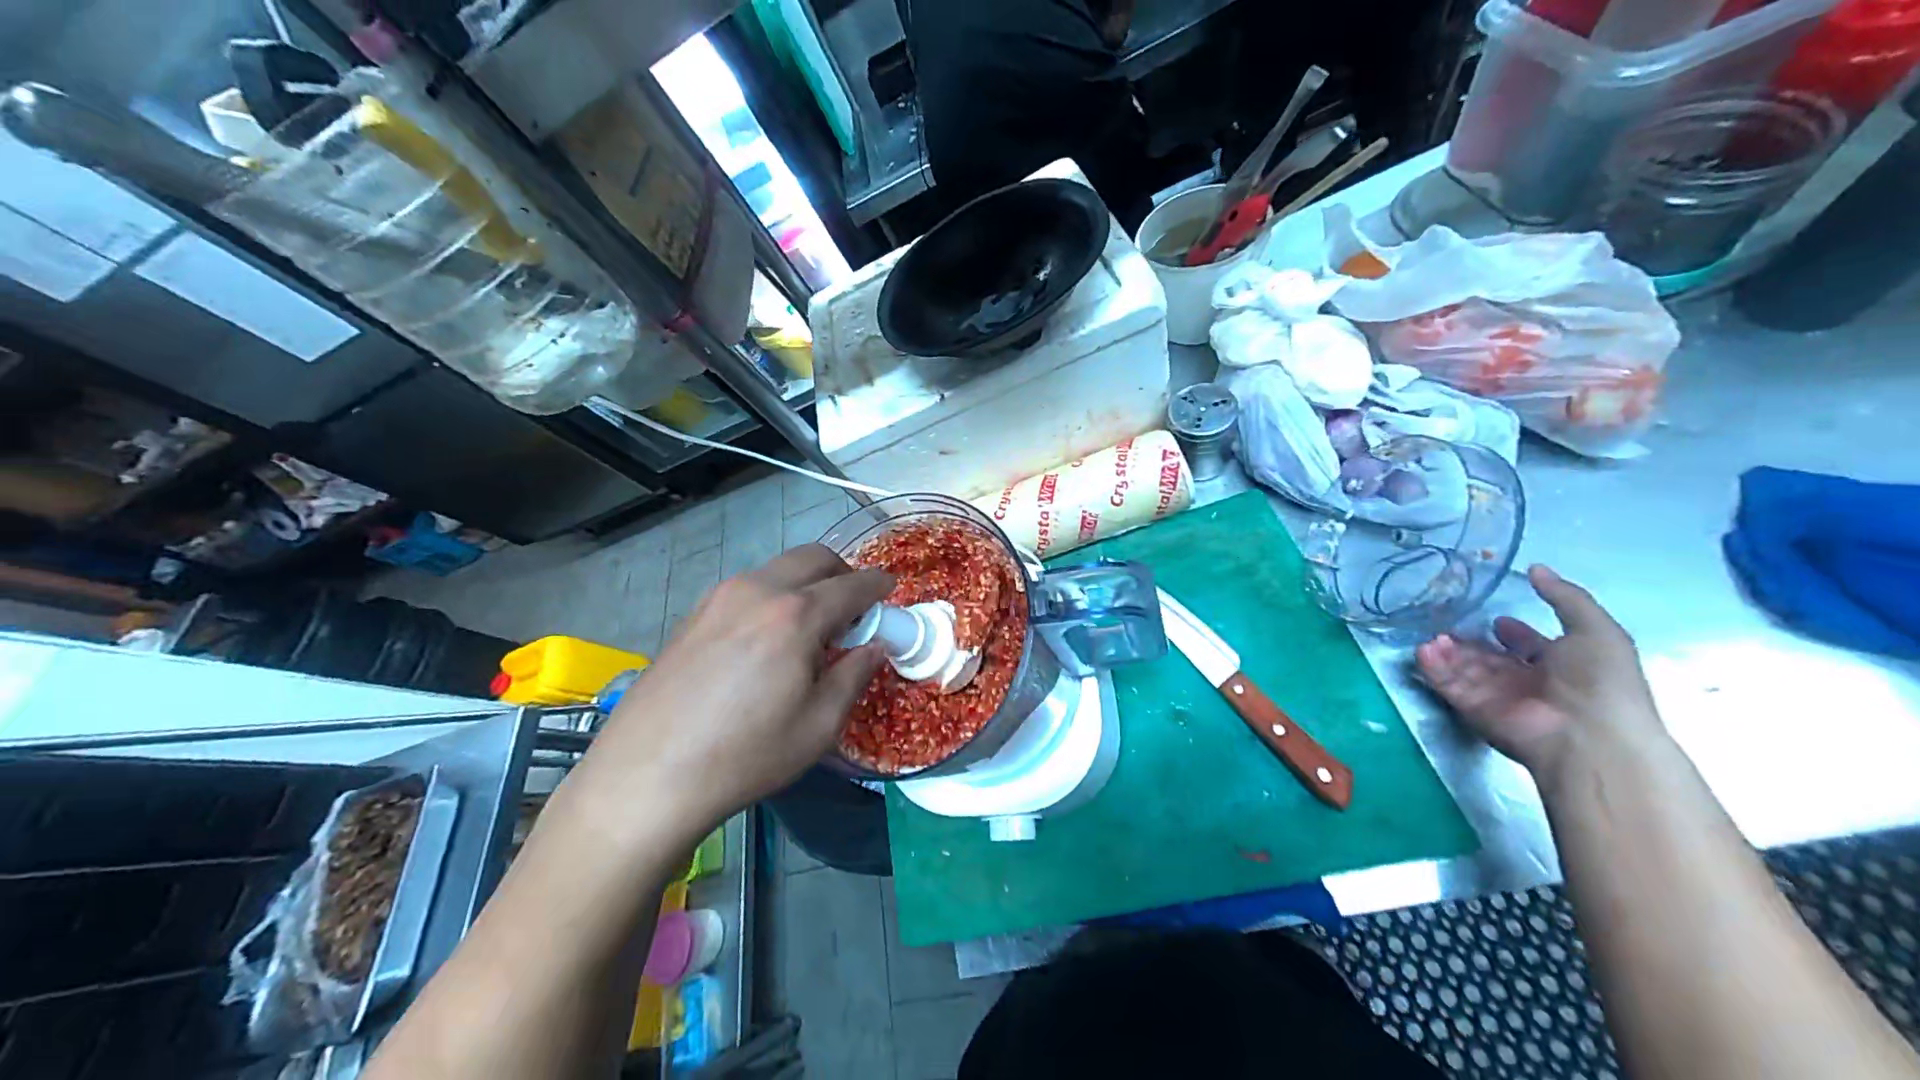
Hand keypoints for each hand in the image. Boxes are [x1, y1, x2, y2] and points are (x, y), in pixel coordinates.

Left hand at [568, 545, 893, 840]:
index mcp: (796, 615)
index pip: (852, 585)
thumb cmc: (746, 754)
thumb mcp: (819, 725)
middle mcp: (758, 591)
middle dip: (843, 572)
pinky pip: (747, 588)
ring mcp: (719, 598)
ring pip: (777, 569)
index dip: (878, 585)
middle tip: (855, 607)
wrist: (649, 773)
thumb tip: (874, 647)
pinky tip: (768, 639)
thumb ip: (854, 675)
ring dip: (806, 583)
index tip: (890, 590)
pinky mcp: (694, 614)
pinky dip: (773, 596)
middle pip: (813, 558)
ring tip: (811, 627)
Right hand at [1415, 565, 1665, 783]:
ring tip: (1433, 636)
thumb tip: (1536, 567)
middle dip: (1469, 641)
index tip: (1495, 617)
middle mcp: (1528, 682)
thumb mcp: (1595, 629)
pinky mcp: (1474, 710)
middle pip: (1490, 657)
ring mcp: (1499, 697)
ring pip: (1465, 670)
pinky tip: (1424, 651)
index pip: (1528, 646)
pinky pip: (1449, 686)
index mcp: (1561, 666)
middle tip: (1448, 624)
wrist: (1587, 735)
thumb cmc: (1599, 680)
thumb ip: (1565, 597)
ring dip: (1448, 652)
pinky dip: (1435, 669)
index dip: (1513, 631)